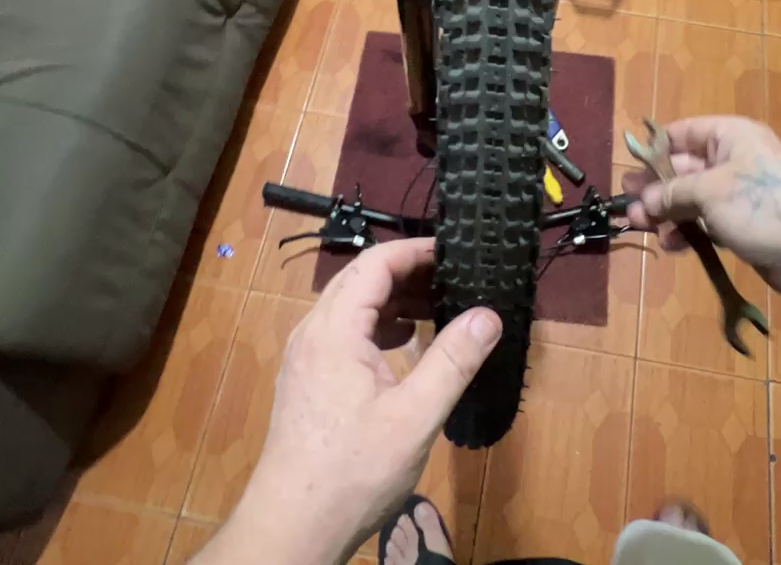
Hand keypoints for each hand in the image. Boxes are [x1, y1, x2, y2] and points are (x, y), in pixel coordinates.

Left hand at [226, 238, 500, 564]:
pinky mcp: (308, 377)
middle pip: (361, 278)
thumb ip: (453, 362)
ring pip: (352, 304)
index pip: (375, 263)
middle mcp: (314, 331)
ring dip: (394, 298)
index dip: (415, 250)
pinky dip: (378, 323)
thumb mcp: (414, 417)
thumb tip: (489, 315)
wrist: (291, 530)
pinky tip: (407, 341)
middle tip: (454, 277)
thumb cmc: (353, 470)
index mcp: (335, 328)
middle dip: (408, 271)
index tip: (455, 252)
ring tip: (438, 305)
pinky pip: (345, 330)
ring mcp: (306, 355)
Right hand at [624, 116, 780, 304]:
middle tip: (628, 206)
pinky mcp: (746, 226)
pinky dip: (688, 231)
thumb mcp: (709, 191)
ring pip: (692, 198)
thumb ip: (671, 192)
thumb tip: (643, 199)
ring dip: (666, 213)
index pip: (681, 133)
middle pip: (683, 168)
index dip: (653, 150)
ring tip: (644, 228)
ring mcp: (740, 195)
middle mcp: (735, 159)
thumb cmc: (764, 206)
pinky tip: (672, 245)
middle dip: (655, 188)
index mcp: (730, 135)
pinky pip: (707, 222)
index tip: (628, 170)